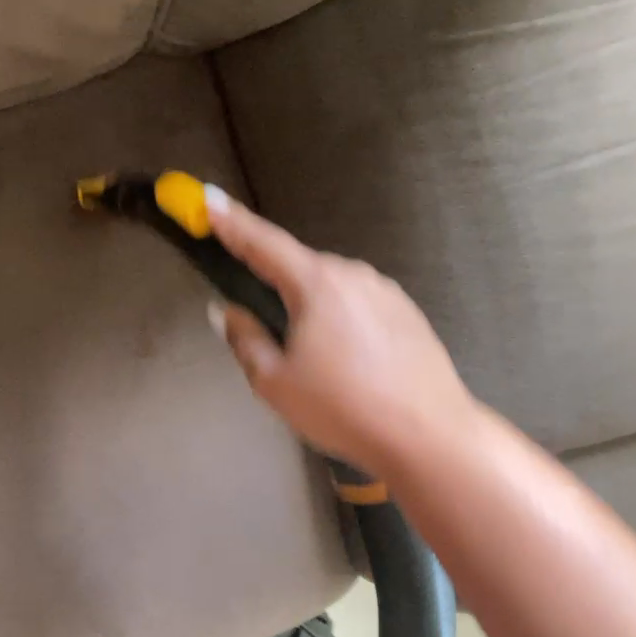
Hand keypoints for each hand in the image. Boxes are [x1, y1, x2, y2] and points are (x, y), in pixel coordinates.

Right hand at [203, 187, 479, 480]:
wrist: (428, 435)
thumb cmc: (340, 407)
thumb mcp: (273, 382)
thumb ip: (245, 339)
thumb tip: (228, 312)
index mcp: (316, 285)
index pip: (262, 244)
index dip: (230, 223)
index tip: (207, 201)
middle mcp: (353, 276)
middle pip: (297, 269)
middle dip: (273, 286)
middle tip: (259, 327)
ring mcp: (385, 293)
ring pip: (328, 291)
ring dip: (307, 311)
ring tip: (307, 363)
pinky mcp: (406, 314)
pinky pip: (355, 308)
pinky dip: (337, 325)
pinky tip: (341, 366)